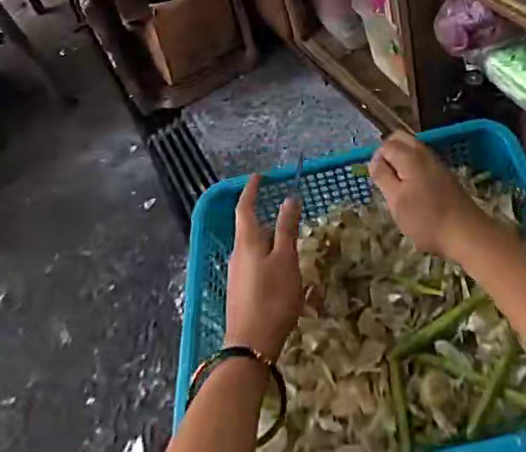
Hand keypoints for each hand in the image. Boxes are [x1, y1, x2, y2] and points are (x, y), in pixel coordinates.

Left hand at [226, 175, 302, 357]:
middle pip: (248, 228)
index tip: (259, 176)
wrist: (250, 348)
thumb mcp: (286, 259)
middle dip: (264, 217)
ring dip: (268, 241)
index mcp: (246, 241)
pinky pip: (254, 266)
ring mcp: (236, 275)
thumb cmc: (272, 297)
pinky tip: (283, 275)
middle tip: (283, 212)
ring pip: (252, 249)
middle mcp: (237, 254)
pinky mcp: (240, 293)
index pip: (245, 207)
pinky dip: (268, 260)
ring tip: (289, 244)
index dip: (251, 190)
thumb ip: (287, 229)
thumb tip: (288, 198)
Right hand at [369, 132, 495, 260]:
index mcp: (410, 156)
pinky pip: (423, 162)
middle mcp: (424, 153)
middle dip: (388, 153)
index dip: (377, 159)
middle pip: (401, 140)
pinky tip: (415, 192)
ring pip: (413, 150)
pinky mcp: (446, 176)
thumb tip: (375, 160)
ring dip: (401, 161)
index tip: (377, 181)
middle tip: (384, 178)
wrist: (468, 234)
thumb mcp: (396, 201)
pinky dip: (414, 169)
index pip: (386, 145)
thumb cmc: (427, 220)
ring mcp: (438, 164)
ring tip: (398, 188)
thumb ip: (383, 176)